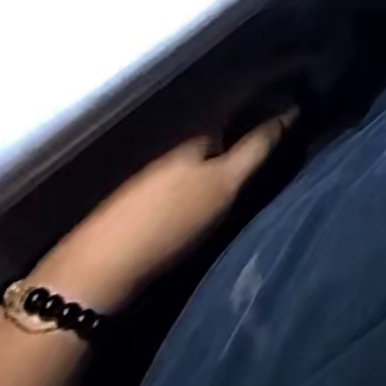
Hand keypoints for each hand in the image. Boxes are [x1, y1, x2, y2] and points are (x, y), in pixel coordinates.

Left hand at [29, 113, 292, 311]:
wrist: (94, 275)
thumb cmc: (172, 221)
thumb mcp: (226, 182)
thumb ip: (257, 147)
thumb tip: (291, 110)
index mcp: (190, 143)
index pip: (230, 130)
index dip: (252, 137)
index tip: (275, 148)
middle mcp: (165, 158)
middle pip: (207, 154)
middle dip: (227, 161)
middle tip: (252, 181)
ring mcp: (140, 190)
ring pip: (184, 178)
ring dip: (203, 184)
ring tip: (224, 203)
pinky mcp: (122, 221)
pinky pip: (165, 200)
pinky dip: (181, 205)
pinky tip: (187, 224)